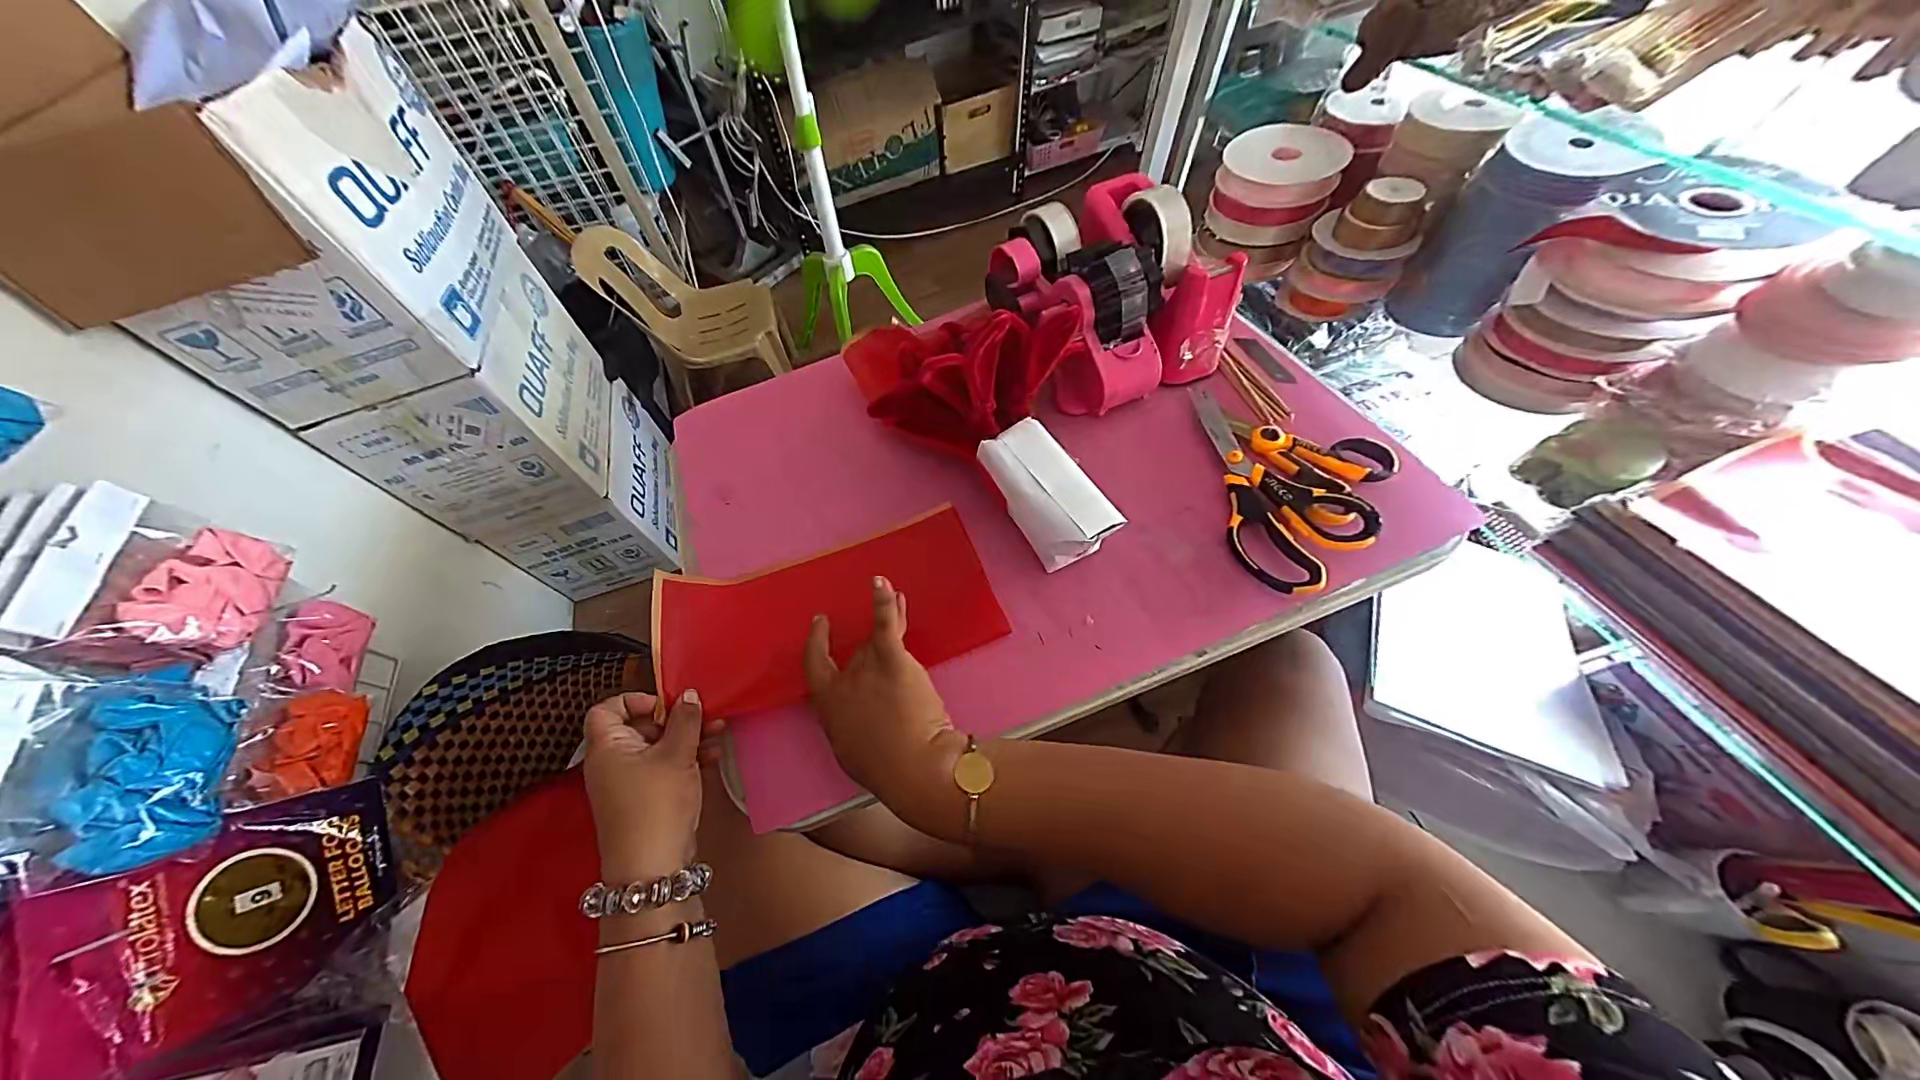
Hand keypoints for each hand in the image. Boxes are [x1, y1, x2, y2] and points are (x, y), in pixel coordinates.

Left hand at [581, 690, 726, 881]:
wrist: (651, 866)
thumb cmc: (657, 803)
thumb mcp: (677, 755)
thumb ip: (685, 720)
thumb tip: (689, 695)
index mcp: (607, 746)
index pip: (607, 708)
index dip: (636, 700)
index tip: (667, 705)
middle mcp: (612, 761)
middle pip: (639, 725)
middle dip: (674, 719)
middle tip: (704, 718)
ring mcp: (628, 780)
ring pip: (656, 746)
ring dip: (686, 737)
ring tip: (717, 734)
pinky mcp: (644, 796)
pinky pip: (662, 765)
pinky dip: (684, 757)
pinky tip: (711, 755)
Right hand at [804, 577, 963, 832]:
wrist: (913, 765)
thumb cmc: (883, 768)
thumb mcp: (850, 750)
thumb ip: (845, 724)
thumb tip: (851, 716)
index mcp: (828, 705)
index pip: (816, 666)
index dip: (817, 642)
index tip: (821, 623)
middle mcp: (844, 681)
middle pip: (855, 655)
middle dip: (869, 651)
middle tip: (878, 639)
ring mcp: (867, 667)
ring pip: (875, 635)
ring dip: (886, 613)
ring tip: (894, 595)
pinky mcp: (892, 659)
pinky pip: (884, 623)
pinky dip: (882, 601)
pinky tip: (882, 583)